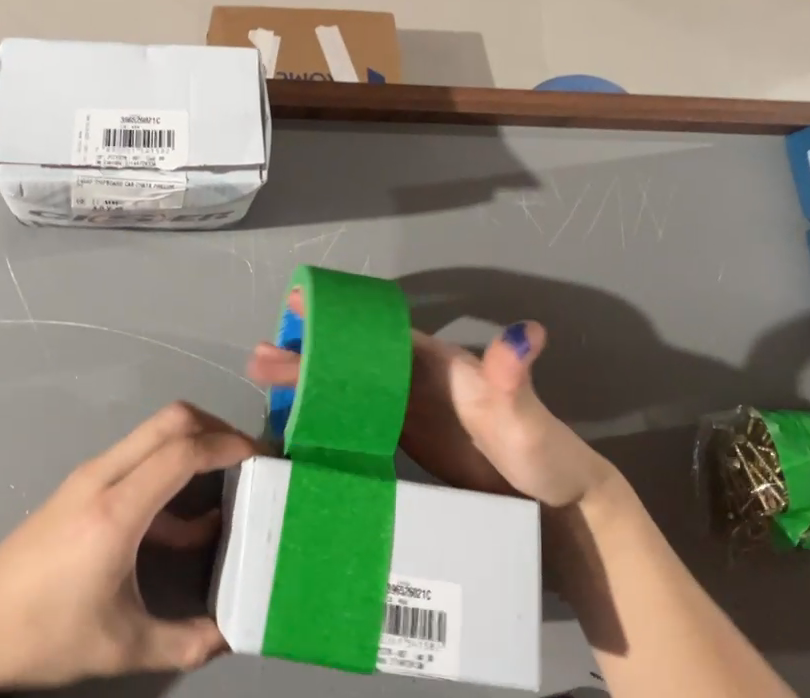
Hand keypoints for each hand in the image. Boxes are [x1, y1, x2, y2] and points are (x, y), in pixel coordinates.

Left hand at [0, 403, 256, 697]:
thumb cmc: (42, 634)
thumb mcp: (122, 647)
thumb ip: (186, 641)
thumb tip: (235, 635)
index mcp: (116, 509)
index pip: (182, 451)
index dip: (229, 445)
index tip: (265, 459)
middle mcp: (103, 477)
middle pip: (169, 421)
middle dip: (217, 429)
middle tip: (253, 458)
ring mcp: (88, 479)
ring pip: (152, 436)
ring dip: (194, 446)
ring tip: (232, 481)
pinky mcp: (80, 490)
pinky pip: (137, 461)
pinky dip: (170, 472)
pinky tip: (190, 523)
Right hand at [246, 318, 614, 507]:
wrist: (551, 504)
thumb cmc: (541, 454)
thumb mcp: (525, 418)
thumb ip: (515, 379)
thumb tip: (526, 330)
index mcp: (439, 363)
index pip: (380, 334)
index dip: (339, 319)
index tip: (296, 304)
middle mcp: (418, 377)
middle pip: (354, 359)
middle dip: (308, 354)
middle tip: (258, 357)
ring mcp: (410, 407)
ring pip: (350, 385)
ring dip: (309, 380)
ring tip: (263, 381)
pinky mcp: (405, 437)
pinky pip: (357, 416)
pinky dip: (326, 412)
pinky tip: (297, 418)